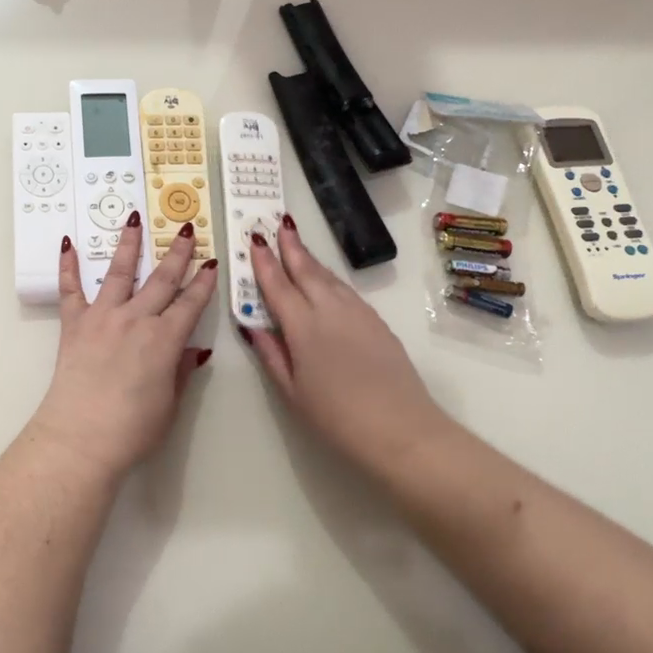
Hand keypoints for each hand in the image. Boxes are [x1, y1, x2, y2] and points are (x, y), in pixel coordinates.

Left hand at [31, 213, 218, 476]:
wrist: (80, 437)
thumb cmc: (132, 430)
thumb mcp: (169, 404)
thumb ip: (180, 371)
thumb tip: (194, 350)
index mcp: (165, 340)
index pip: (191, 304)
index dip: (204, 283)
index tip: (212, 262)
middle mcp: (136, 319)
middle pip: (162, 280)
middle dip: (178, 253)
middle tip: (187, 228)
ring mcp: (103, 317)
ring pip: (120, 272)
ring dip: (130, 244)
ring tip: (135, 218)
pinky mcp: (74, 324)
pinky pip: (70, 289)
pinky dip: (68, 266)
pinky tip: (68, 243)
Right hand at [241, 216, 446, 472]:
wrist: (401, 429)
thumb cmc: (336, 418)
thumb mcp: (292, 392)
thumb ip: (271, 354)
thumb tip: (251, 325)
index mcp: (303, 327)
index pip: (278, 286)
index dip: (264, 262)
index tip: (254, 240)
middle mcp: (330, 311)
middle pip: (306, 270)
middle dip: (290, 246)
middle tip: (278, 223)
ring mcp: (358, 314)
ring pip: (329, 278)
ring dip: (311, 259)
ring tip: (297, 246)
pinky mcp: (377, 323)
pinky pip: (347, 291)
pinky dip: (330, 279)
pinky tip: (326, 282)